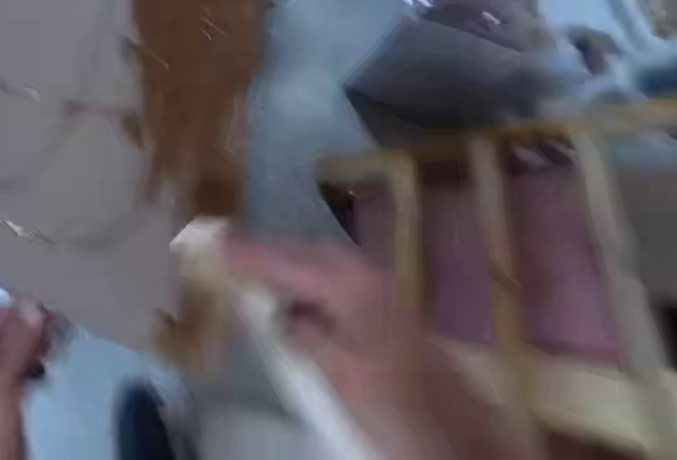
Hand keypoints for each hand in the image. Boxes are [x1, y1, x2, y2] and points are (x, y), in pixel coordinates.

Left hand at [0, 301, 49, 459]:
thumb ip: (14, 345)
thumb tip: (31, 303)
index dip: (19, 305)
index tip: (46, 302)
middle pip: (6, 330)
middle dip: (31, 323)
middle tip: (56, 320)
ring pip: (16, 347)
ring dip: (37, 340)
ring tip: (56, 338)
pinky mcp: (5, 401)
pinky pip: (23, 367)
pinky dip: (36, 360)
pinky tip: (47, 362)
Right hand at [222, 237, 508, 459]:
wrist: (461, 433)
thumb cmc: (396, 407)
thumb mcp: (341, 375)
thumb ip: (304, 334)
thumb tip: (278, 313)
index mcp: (349, 284)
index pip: (287, 261)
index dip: (249, 254)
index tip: (215, 242)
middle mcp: (364, 274)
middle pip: (303, 252)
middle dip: (266, 252)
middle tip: (228, 254)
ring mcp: (378, 287)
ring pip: (318, 264)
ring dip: (286, 265)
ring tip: (252, 271)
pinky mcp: (383, 305)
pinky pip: (332, 279)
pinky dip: (305, 281)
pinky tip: (293, 297)